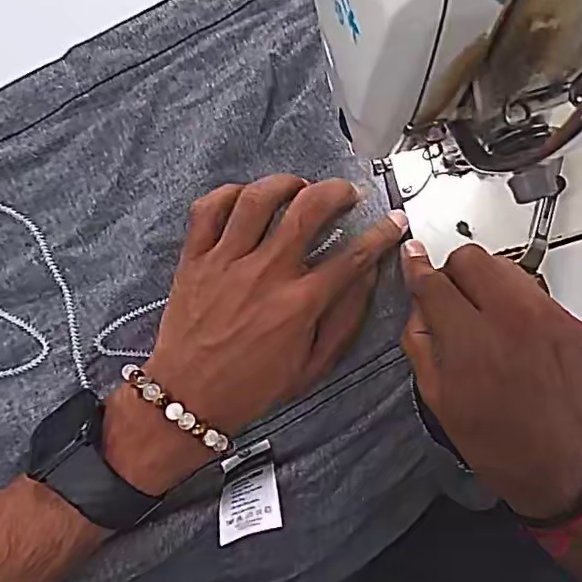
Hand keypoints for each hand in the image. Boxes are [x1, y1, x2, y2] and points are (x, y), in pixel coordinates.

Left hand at [103, 175, 406, 493]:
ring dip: (286, 183)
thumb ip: (344, 319)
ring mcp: (226, 262)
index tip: (391, 224)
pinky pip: (209, 209)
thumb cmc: (249, 385)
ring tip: (299, 187)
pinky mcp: (195, 259)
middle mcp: (264, 275)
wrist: (190, 397)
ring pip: (259, 198)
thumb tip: (367, 278)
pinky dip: (229, 193)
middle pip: (309, 209)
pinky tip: (246, 198)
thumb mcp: (312, 365)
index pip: (353, 256)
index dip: (380, 234)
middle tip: (346, 194)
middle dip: (337, 191)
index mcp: (298, 304)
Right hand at [398, 240, 581, 519]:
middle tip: (449, 298)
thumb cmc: (504, 445)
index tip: (412, 259)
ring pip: (504, 265)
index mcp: (472, 341)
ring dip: (484, 281)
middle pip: (470, 257)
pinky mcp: (571, 322)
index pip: (433, 281)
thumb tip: (417, 308)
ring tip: (482, 315)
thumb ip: (421, 343)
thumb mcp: (439, 398)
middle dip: (451, 273)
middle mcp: (513, 319)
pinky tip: (510, 329)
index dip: (416, 268)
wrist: (564, 468)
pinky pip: (533, 289)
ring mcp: (548, 317)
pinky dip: (514, 300)